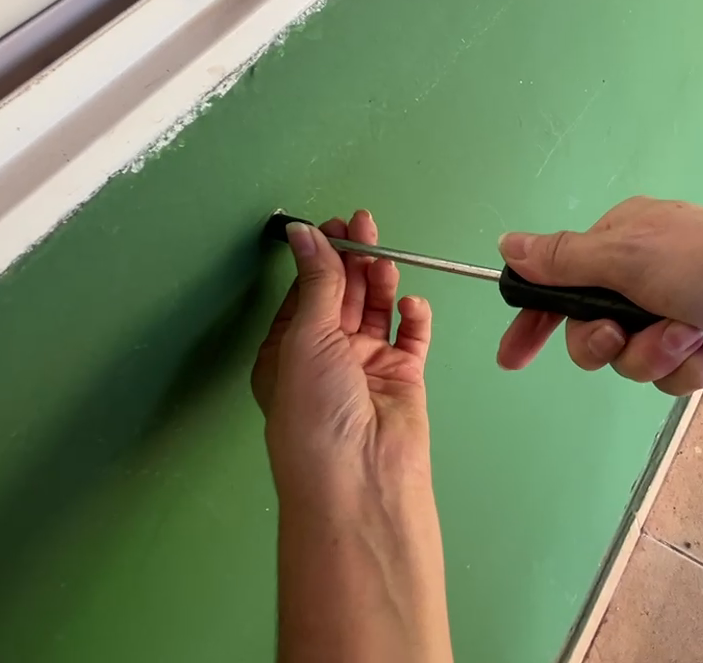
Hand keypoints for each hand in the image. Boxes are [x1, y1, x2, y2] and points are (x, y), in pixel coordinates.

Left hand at [252, 211, 432, 495]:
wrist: (361, 479)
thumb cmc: (316, 409)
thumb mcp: (307, 338)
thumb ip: (317, 281)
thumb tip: (305, 232)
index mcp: (290, 350)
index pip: (306, 292)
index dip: (320, 257)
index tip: (333, 224)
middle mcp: (327, 356)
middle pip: (342, 295)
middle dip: (353, 259)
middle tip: (364, 223)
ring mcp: (367, 365)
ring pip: (376, 309)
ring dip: (380, 281)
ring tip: (385, 259)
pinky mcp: (404, 374)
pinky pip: (410, 335)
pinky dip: (413, 316)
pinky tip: (411, 304)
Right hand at [493, 197, 702, 394]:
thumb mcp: (628, 254)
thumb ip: (563, 259)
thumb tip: (505, 244)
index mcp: (623, 242)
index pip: (559, 281)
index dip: (533, 319)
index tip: (512, 357)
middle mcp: (644, 279)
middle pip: (590, 331)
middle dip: (605, 341)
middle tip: (620, 334)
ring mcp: (672, 318)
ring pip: (630, 361)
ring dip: (658, 353)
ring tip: (693, 334)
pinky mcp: (700, 356)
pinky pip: (671, 378)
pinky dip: (692, 367)